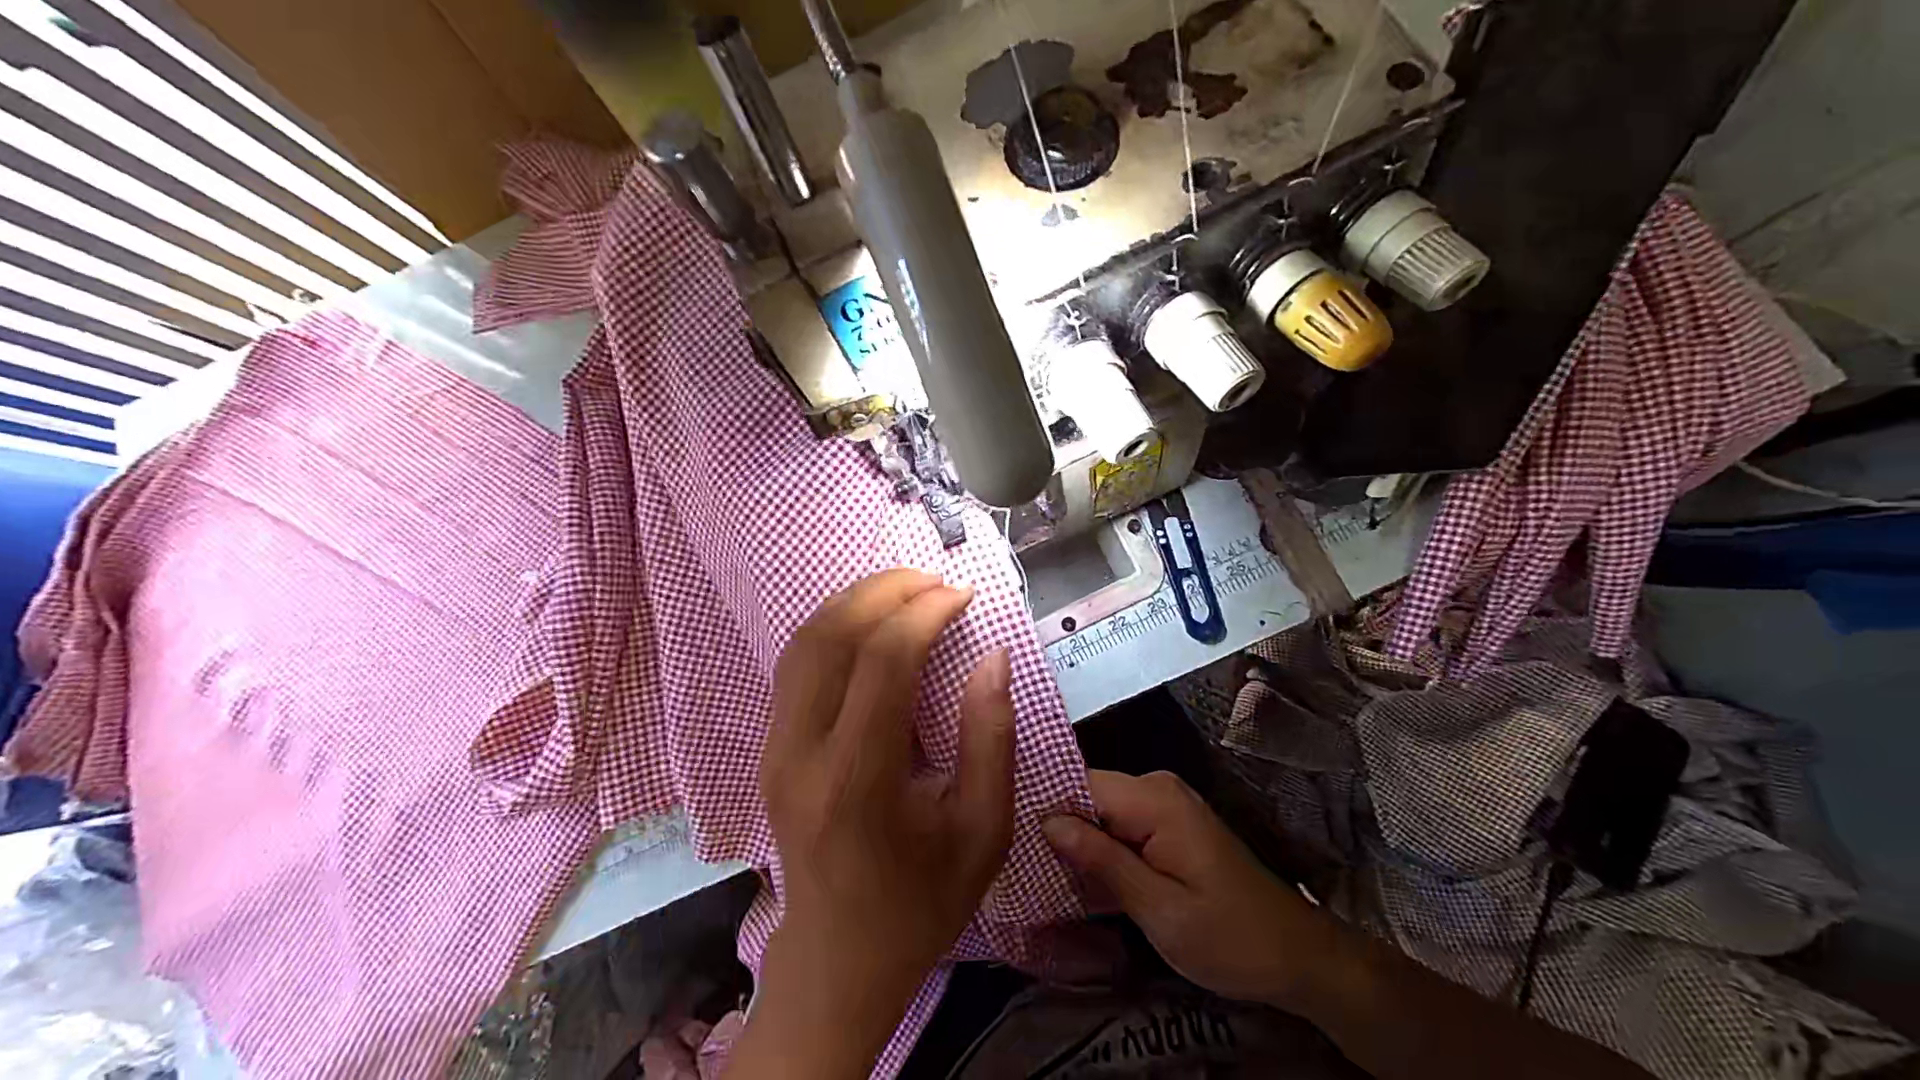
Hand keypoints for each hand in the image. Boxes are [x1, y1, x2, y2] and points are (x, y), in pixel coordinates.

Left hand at [737, 569, 1016, 1075]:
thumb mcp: (983, 831)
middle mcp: (801, 754)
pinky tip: (871, 625)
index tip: (963, 595)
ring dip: (855, 602)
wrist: (839, 958)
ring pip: (804, 642)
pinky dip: (834, 628)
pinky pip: (796, 666)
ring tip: (907, 591)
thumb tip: (992, 656)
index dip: (926, 612)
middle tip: (935, 580)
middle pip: (831, 636)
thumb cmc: (922, 903)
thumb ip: (992, 738)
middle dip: (885, 590)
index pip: (883, 661)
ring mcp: (775, 749)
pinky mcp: (770, 749)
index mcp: (857, 780)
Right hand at [1045, 773, 1655, 1079]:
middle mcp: (1157, 787)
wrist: (1297, 957)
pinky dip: (1098, 848)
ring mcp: (1164, 804)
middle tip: (1018, 861)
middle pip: (1087, 795)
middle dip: (1056, 826)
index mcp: (1155, 800)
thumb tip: (1047, 820)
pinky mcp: (1168, 823)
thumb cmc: (1229, 937)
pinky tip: (1075, 874)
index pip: (1080, 784)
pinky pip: (1118, 825)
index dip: (1043, 807)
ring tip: (1034, 868)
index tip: (1008, 834)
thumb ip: (1101, 861)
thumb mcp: (1159, 909)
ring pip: (1099, 811)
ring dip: (1075, 841)